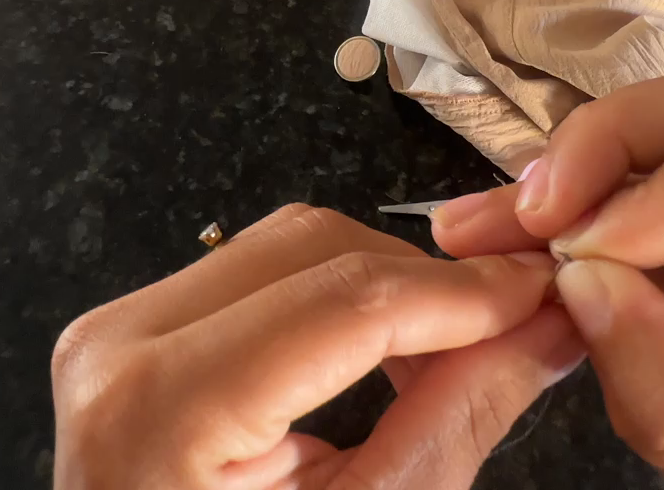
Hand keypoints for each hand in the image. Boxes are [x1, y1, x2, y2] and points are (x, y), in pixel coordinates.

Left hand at [52, 204, 582, 488]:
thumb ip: (451, 420)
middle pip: (310, 247)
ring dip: (383, 279)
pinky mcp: (139, 318)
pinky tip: (381, 344)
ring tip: (447, 344)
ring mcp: (121, 319)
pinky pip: (259, 268)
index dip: (457, 292)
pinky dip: (336, 291)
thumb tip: (542, 327)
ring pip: (287, 243)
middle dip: (421, 278)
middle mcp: (120, 334)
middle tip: (504, 322)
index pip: (340, 303)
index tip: (538, 289)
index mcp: (155, 408)